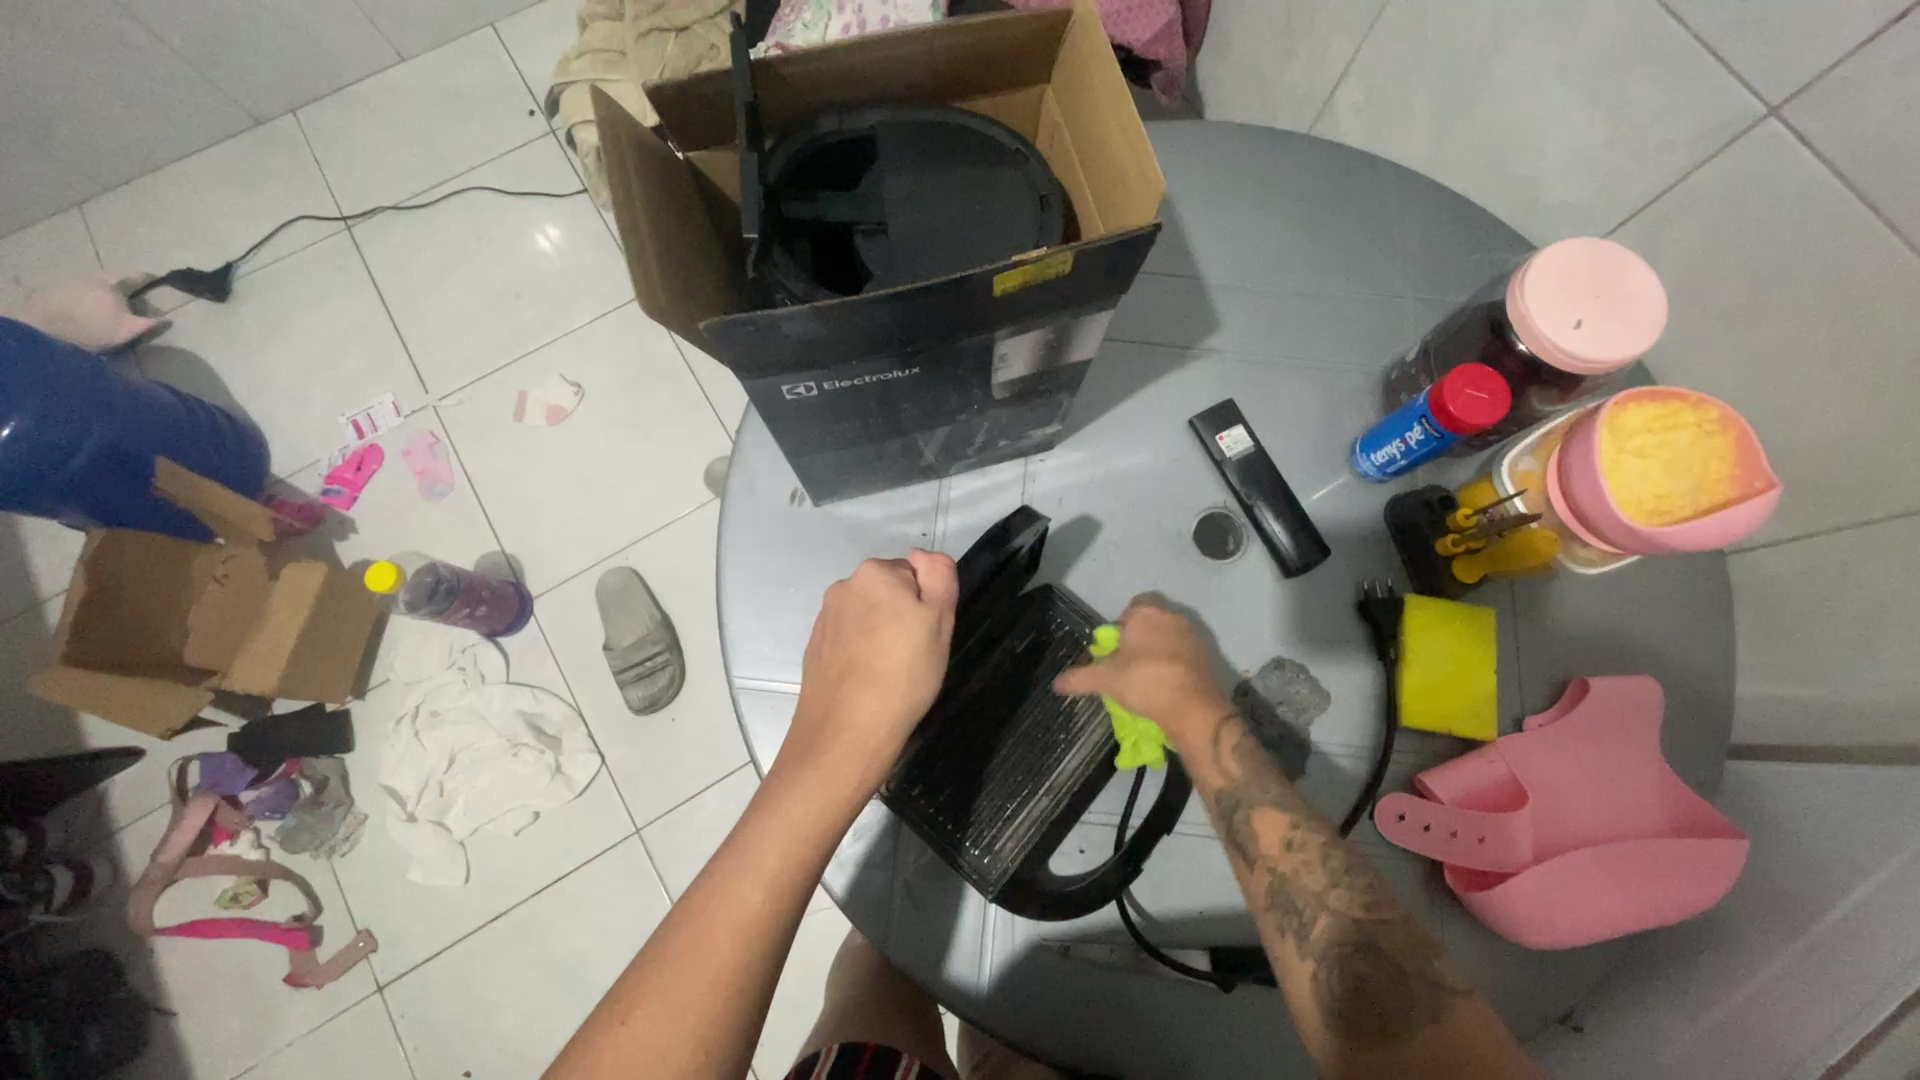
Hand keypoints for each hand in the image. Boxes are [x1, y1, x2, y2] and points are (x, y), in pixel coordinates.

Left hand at [786, 550, 959, 795]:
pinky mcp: (815, 647)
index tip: (928, 636)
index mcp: (875, 573)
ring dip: (881, 635)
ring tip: (890, 674)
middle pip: (888, 593)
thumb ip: (938, 575)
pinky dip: (861, 654)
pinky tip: (868, 682)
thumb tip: (921, 555)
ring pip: (868, 617)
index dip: (928, 606)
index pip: (915, 575)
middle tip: (914, 656)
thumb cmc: (903, 674)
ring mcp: (825, 618)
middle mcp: (843, 587)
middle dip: (902, 617)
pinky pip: (849, 640)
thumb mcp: (940, 620)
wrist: (846, 731)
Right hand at [1053, 596, 1234, 752]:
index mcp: (1146, 613)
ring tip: (1147, 677)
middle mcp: (1172, 617)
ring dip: (1160, 651)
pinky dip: (1177, 665)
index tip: (1116, 647)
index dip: (1123, 623)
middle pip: (1152, 621)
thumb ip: (1079, 678)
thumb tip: (1056, 683)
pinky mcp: (1210, 657)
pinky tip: (1168, 685)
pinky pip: (1187, 655)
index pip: (1134, 605)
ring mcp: (1194, 636)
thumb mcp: (1105, 680)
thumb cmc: (1144, 681)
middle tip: (1127, 664)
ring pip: (1171, 637)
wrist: (1193, 707)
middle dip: (1140, 638)